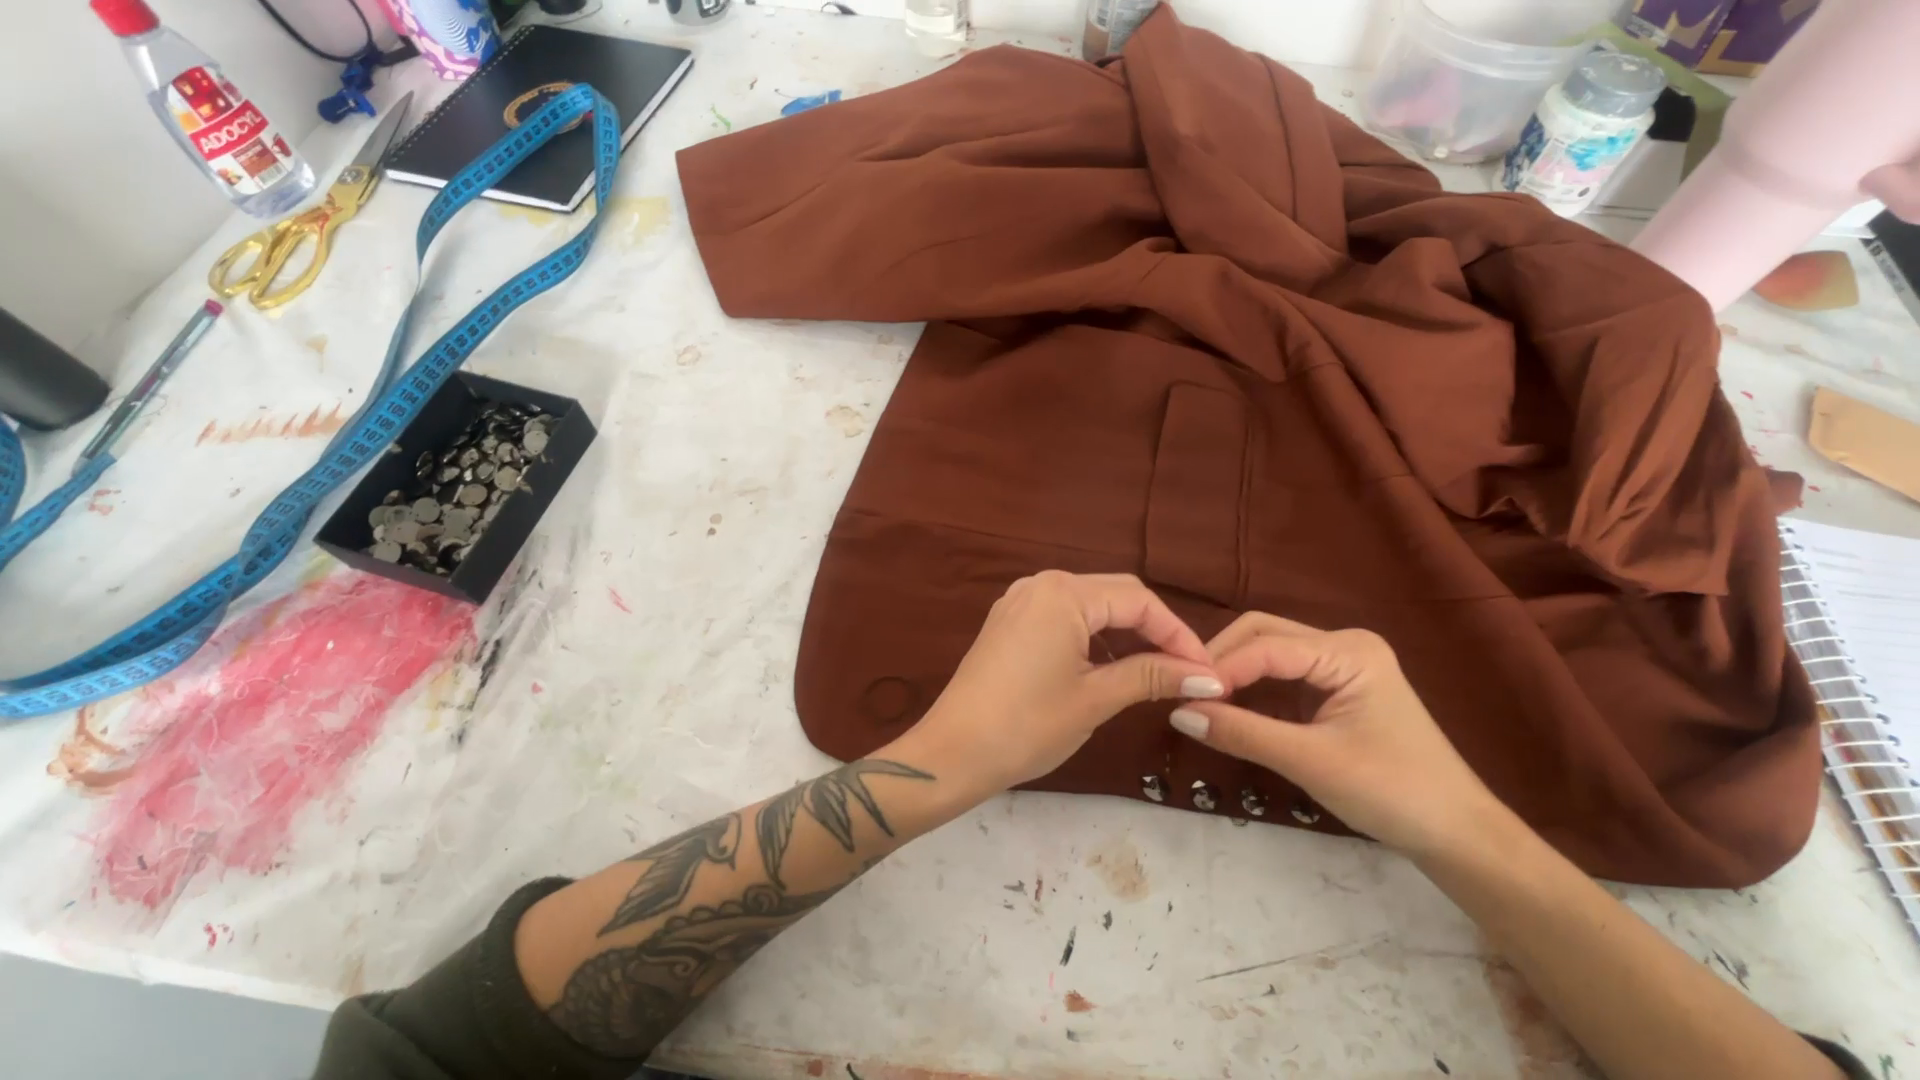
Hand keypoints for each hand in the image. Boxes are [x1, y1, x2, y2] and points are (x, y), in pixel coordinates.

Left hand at [909, 571, 1224, 792]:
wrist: (952, 754)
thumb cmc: (1027, 726)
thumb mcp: (1095, 699)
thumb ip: (1152, 676)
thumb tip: (1208, 676)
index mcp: (1063, 593)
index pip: (1140, 601)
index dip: (1180, 635)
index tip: (1208, 673)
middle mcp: (1040, 585)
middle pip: (1116, 595)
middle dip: (1156, 631)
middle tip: (1189, 673)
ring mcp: (1019, 603)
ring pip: (1091, 606)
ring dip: (1126, 634)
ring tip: (1158, 673)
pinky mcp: (1008, 624)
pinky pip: (1064, 618)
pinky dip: (1095, 638)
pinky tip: (1112, 668)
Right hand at [1167, 613, 1504, 857]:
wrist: (1456, 834)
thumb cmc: (1392, 792)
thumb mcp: (1310, 761)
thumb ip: (1243, 732)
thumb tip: (1178, 712)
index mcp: (1348, 651)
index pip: (1265, 645)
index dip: (1219, 668)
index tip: (1177, 696)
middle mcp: (1342, 646)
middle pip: (1263, 635)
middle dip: (1221, 662)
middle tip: (1182, 696)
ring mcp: (1339, 668)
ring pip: (1268, 656)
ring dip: (1233, 677)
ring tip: (1197, 706)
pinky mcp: (1334, 692)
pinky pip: (1280, 681)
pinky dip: (1251, 694)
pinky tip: (1227, 715)